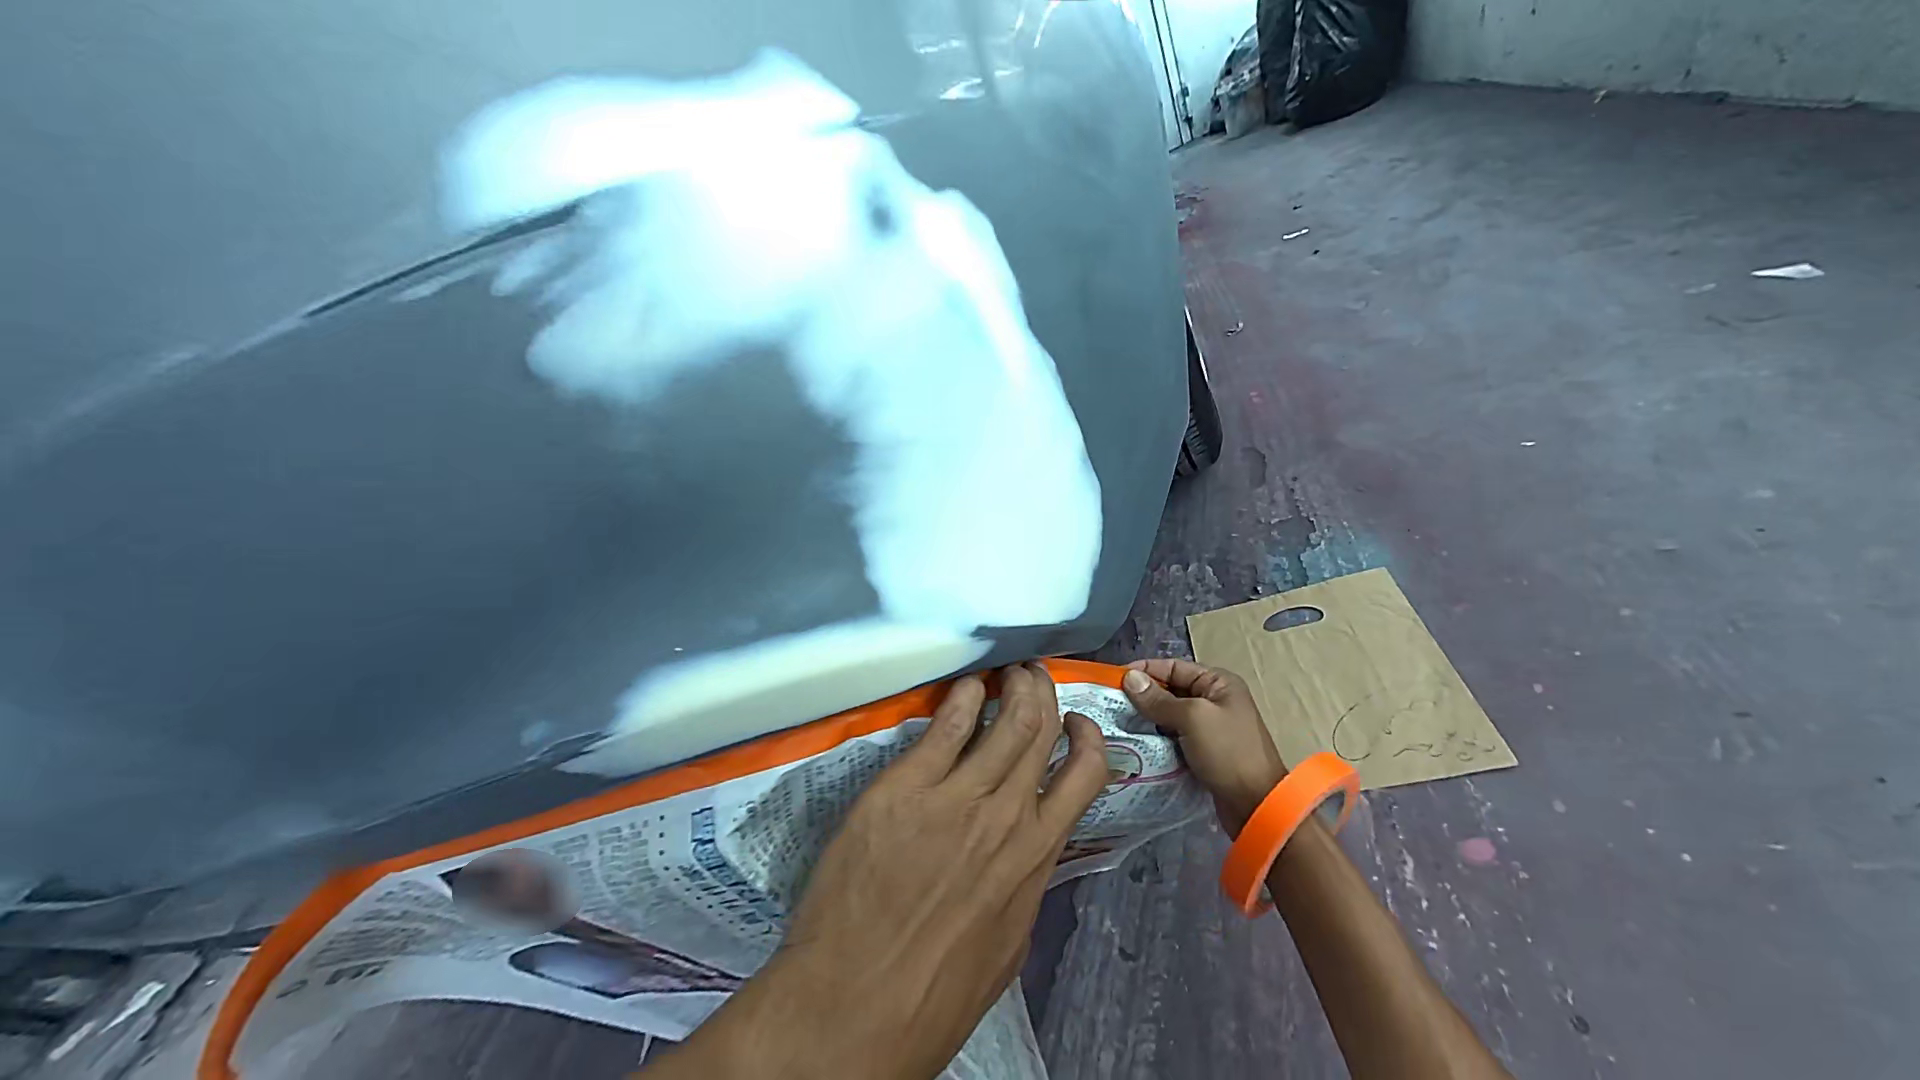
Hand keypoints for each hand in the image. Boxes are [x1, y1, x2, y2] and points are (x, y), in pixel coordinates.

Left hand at [654, 663, 1108, 1079]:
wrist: (853, 1006)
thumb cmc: (933, 991)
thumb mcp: (1006, 944)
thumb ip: (1023, 883)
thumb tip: (1026, 848)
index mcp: (1037, 856)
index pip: (1085, 774)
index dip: (1085, 736)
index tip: (1074, 721)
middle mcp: (1007, 815)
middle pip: (1041, 729)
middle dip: (1043, 690)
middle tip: (1033, 672)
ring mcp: (956, 797)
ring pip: (1004, 719)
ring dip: (1011, 684)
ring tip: (1006, 669)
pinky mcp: (905, 787)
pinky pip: (946, 726)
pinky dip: (963, 697)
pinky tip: (965, 685)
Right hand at [1122, 658, 1285, 836]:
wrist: (1256, 805)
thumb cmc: (1228, 752)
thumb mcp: (1192, 718)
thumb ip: (1159, 698)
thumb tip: (1129, 678)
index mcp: (1218, 683)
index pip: (1173, 666)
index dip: (1144, 670)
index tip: (1113, 679)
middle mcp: (1214, 700)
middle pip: (1170, 689)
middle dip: (1142, 695)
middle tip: (1110, 703)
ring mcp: (1209, 727)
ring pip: (1169, 714)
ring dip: (1146, 717)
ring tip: (1117, 722)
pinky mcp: (1203, 750)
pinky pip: (1173, 735)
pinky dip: (1156, 736)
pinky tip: (1136, 742)